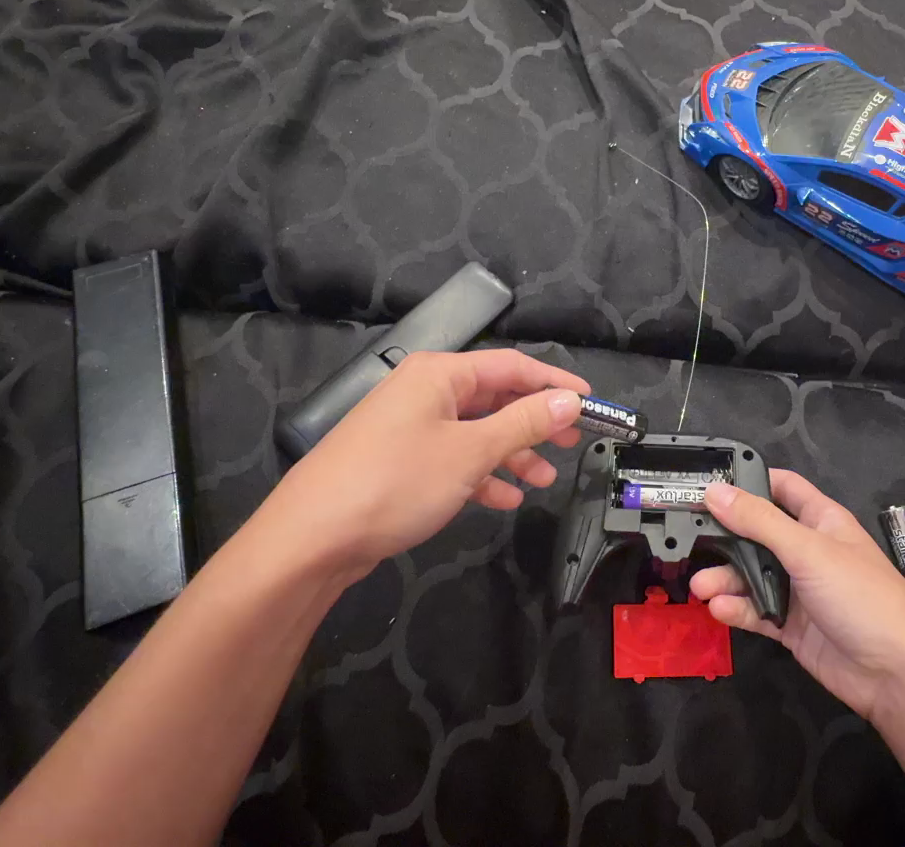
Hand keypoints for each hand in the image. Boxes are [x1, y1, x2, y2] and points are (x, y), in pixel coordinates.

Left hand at [253, 349, 586, 579]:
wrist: (312, 538)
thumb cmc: (396, 482)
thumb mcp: (470, 452)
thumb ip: (525, 423)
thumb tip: (570, 400)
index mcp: (440, 374)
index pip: (512, 366)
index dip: (554, 383)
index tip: (592, 403)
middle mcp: (424, 392)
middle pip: (494, 398)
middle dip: (535, 421)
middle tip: (572, 443)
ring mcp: (410, 428)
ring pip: (476, 432)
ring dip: (512, 453)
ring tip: (543, 480)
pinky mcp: (400, 462)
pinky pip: (453, 458)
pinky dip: (481, 474)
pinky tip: (504, 498)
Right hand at [690, 470, 904, 720]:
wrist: (898, 676)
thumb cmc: (861, 597)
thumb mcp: (809, 551)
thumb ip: (759, 521)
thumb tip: (714, 490)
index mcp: (821, 520)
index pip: (781, 487)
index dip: (748, 480)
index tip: (708, 483)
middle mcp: (808, 551)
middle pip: (757, 533)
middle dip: (725, 537)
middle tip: (689, 539)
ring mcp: (800, 590)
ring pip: (752, 575)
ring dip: (725, 578)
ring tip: (700, 588)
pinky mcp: (791, 627)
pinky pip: (756, 611)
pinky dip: (737, 609)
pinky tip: (721, 610)